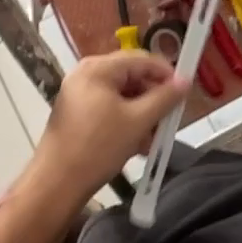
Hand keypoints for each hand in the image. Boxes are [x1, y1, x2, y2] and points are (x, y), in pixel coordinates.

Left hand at [27, 52, 188, 203]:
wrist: (56, 183)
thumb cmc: (98, 148)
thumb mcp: (138, 121)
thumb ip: (164, 99)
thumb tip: (185, 81)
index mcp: (98, 68)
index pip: (142, 59)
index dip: (166, 73)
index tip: (184, 93)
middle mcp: (87, 74)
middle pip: (132, 77)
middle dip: (153, 99)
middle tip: (169, 120)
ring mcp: (79, 93)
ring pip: (123, 95)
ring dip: (142, 114)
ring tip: (152, 140)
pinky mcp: (77, 112)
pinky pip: (110, 108)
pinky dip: (126, 121)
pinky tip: (136, 144)